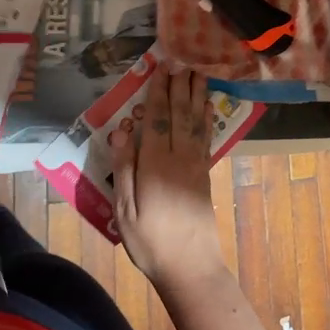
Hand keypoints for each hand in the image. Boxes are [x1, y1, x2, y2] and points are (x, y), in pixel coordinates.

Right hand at [109, 63, 224, 288]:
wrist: (190, 268)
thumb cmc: (150, 242)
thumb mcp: (125, 210)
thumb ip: (124, 168)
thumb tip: (121, 129)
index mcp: (155, 165)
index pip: (155, 119)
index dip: (157, 92)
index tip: (159, 69)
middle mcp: (178, 158)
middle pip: (178, 114)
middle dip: (177, 86)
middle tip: (179, 61)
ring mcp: (195, 165)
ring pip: (195, 121)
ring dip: (195, 95)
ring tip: (196, 72)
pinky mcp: (204, 175)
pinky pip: (205, 138)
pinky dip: (206, 118)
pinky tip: (207, 105)